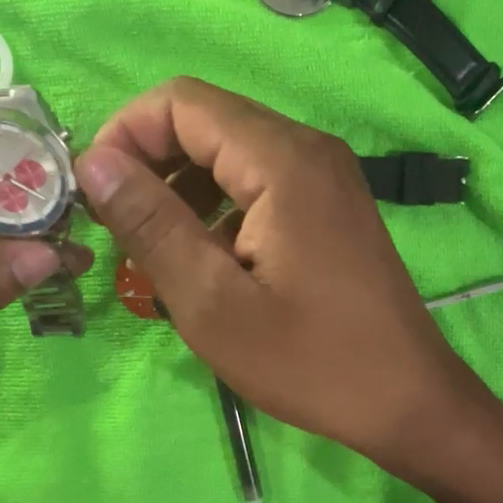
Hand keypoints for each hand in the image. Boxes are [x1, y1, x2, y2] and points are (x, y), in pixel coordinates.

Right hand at [75, 78, 493, 471]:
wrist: (408, 400)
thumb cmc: (310, 361)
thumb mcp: (213, 303)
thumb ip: (150, 225)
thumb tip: (94, 163)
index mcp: (282, 161)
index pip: (181, 102)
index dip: (125, 135)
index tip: (94, 196)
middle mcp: (309, 150)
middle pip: (207, 122)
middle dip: (150, 163)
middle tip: (118, 228)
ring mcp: (327, 178)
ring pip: (232, 154)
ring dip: (182, 189)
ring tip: (156, 251)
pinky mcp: (332, 209)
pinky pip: (261, 185)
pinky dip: (220, 209)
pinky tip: (207, 262)